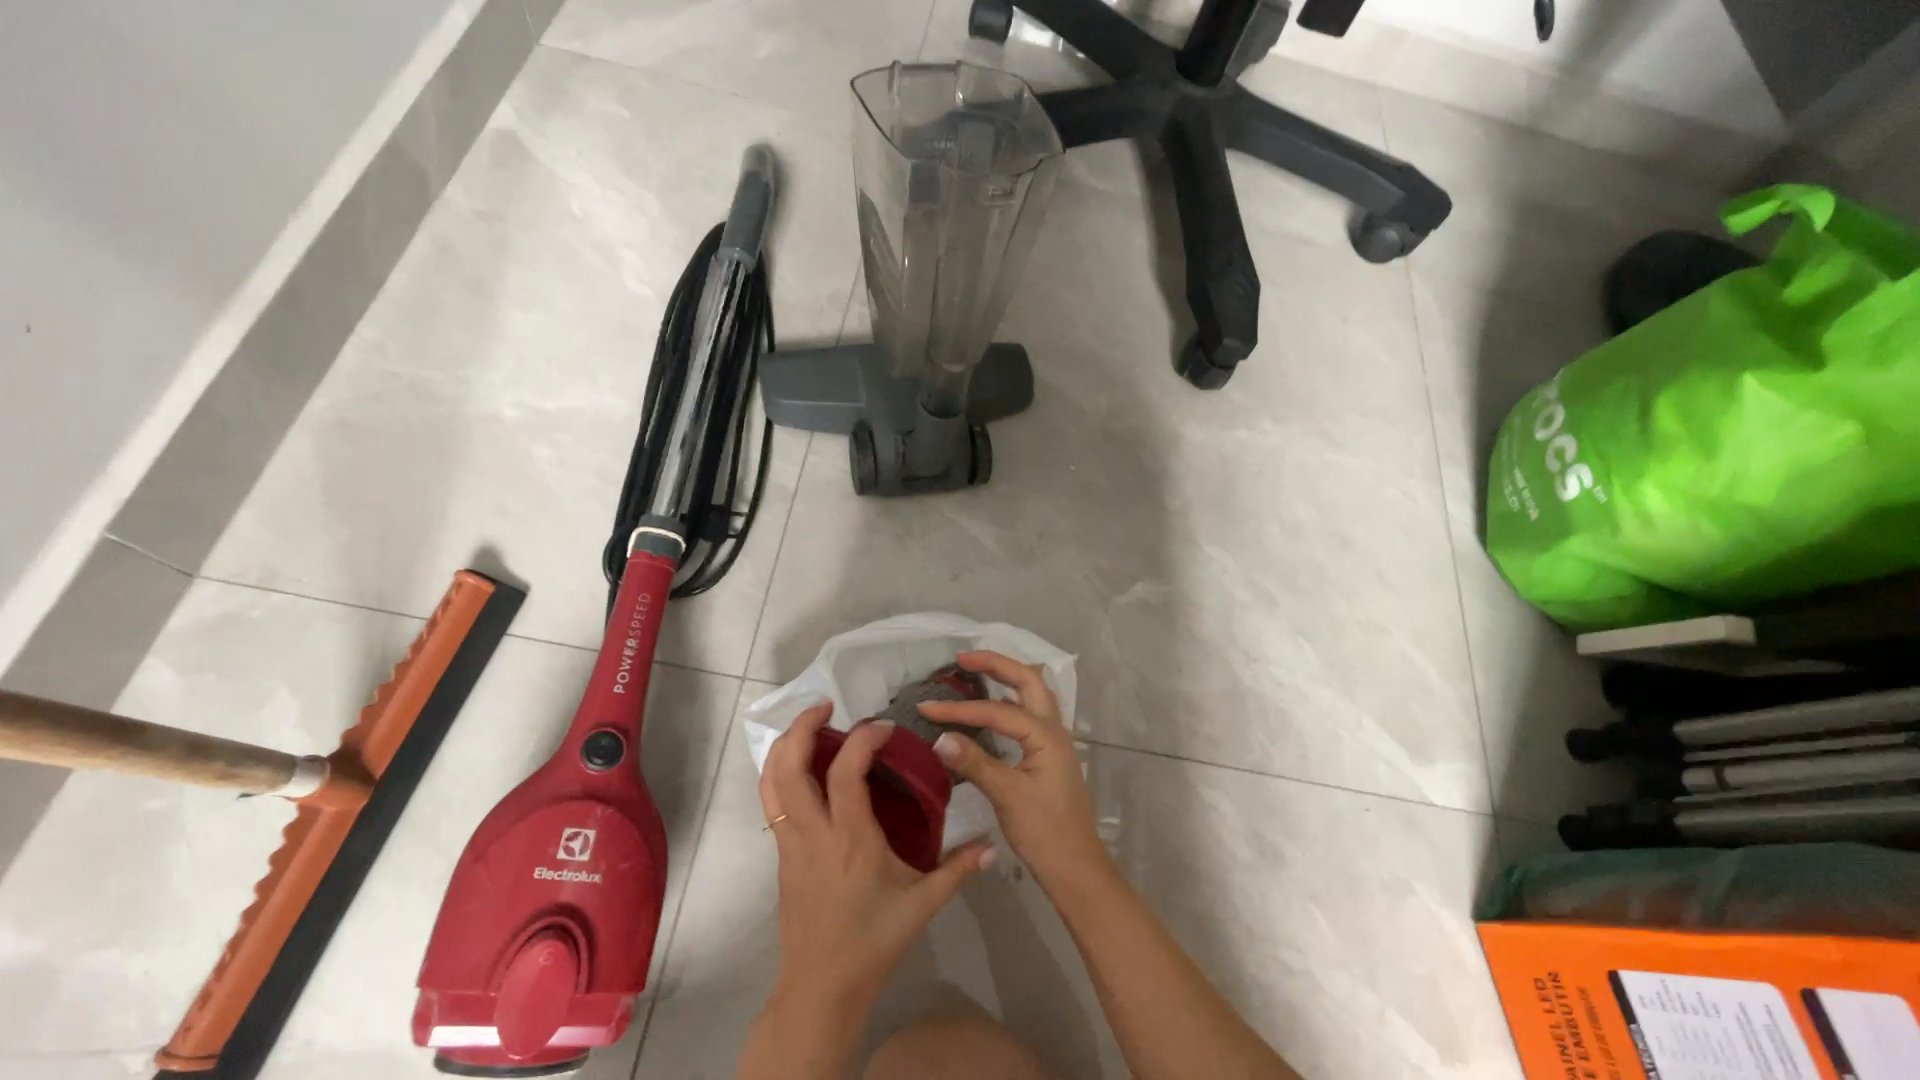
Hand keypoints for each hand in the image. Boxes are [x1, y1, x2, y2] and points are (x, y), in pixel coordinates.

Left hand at [757, 702, 994, 1013]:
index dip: (863, 740)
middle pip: (789, 766)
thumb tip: (993, 847)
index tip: (883, 727)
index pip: (847, 771)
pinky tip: (801, 770)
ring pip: (771, 783)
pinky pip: (773, 804)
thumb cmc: (874, 943)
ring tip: (807, 727)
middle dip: (801, 727)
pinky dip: (780, 774)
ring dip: (784, 747)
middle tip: (825, 706)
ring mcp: (791, 845)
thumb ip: (958, 870)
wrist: (821, 987)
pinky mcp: (782, 857)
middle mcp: (814, 834)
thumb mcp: (923, 905)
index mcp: (851, 840)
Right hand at [918, 651, 1110, 891]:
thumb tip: (940, 737)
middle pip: (1028, 681)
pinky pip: (1029, 715)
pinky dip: (1009, 702)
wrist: (1075, 867)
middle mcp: (1054, 730)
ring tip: (975, 672)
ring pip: (1033, 695)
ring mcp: (1053, 743)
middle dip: (996, 665)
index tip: (926, 708)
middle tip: (962, 659)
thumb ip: (974, 763)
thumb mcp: (1007, 796)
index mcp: (1046, 736)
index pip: (998, 710)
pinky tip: (990, 711)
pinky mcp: (1048, 757)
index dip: (960, 709)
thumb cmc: (1044, 831)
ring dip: (1007, 678)